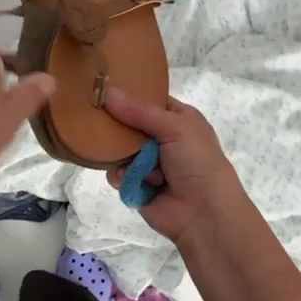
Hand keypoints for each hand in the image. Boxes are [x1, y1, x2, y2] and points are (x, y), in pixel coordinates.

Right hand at [104, 87, 250, 246]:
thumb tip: (108, 92)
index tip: (104, 86)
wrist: (203, 213)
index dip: (130, 94)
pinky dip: (121, 176)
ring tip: (128, 161)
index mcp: (179, 120)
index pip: (150, 101)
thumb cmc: (198, 162)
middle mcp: (163, 140)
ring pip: (120, 150)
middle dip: (117, 125)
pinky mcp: (137, 186)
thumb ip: (140, 110)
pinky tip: (129, 181)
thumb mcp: (176, 127)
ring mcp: (149, 164)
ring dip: (121, 155)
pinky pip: (118, 174)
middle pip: (130, 125)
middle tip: (97, 118)